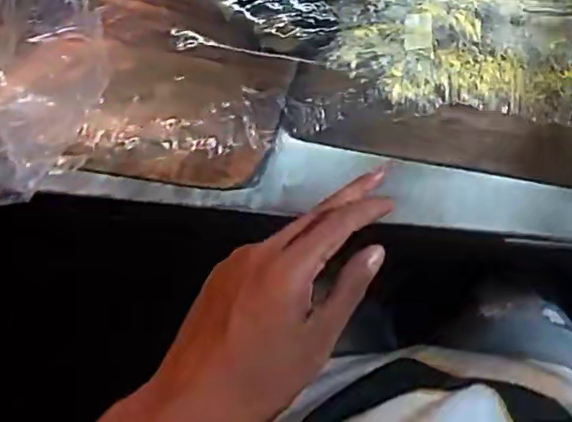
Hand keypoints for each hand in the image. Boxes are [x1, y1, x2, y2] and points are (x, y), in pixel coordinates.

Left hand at [103, 167, 394, 421]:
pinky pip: (268, 248)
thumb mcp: (315, 344)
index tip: (390, 200)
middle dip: (349, 192)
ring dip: (322, 220)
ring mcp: (237, 260)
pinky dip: (294, 243)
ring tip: (350, 213)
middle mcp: (260, 252)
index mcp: (286, 268)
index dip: (366, 208)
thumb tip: (374, 251)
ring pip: (290, 230)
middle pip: (314, 213)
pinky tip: (304, 259)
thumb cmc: (256, 384)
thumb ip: (347, 291)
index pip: (336, 223)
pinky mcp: (221, 273)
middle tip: (378, 174)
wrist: (181, 411)